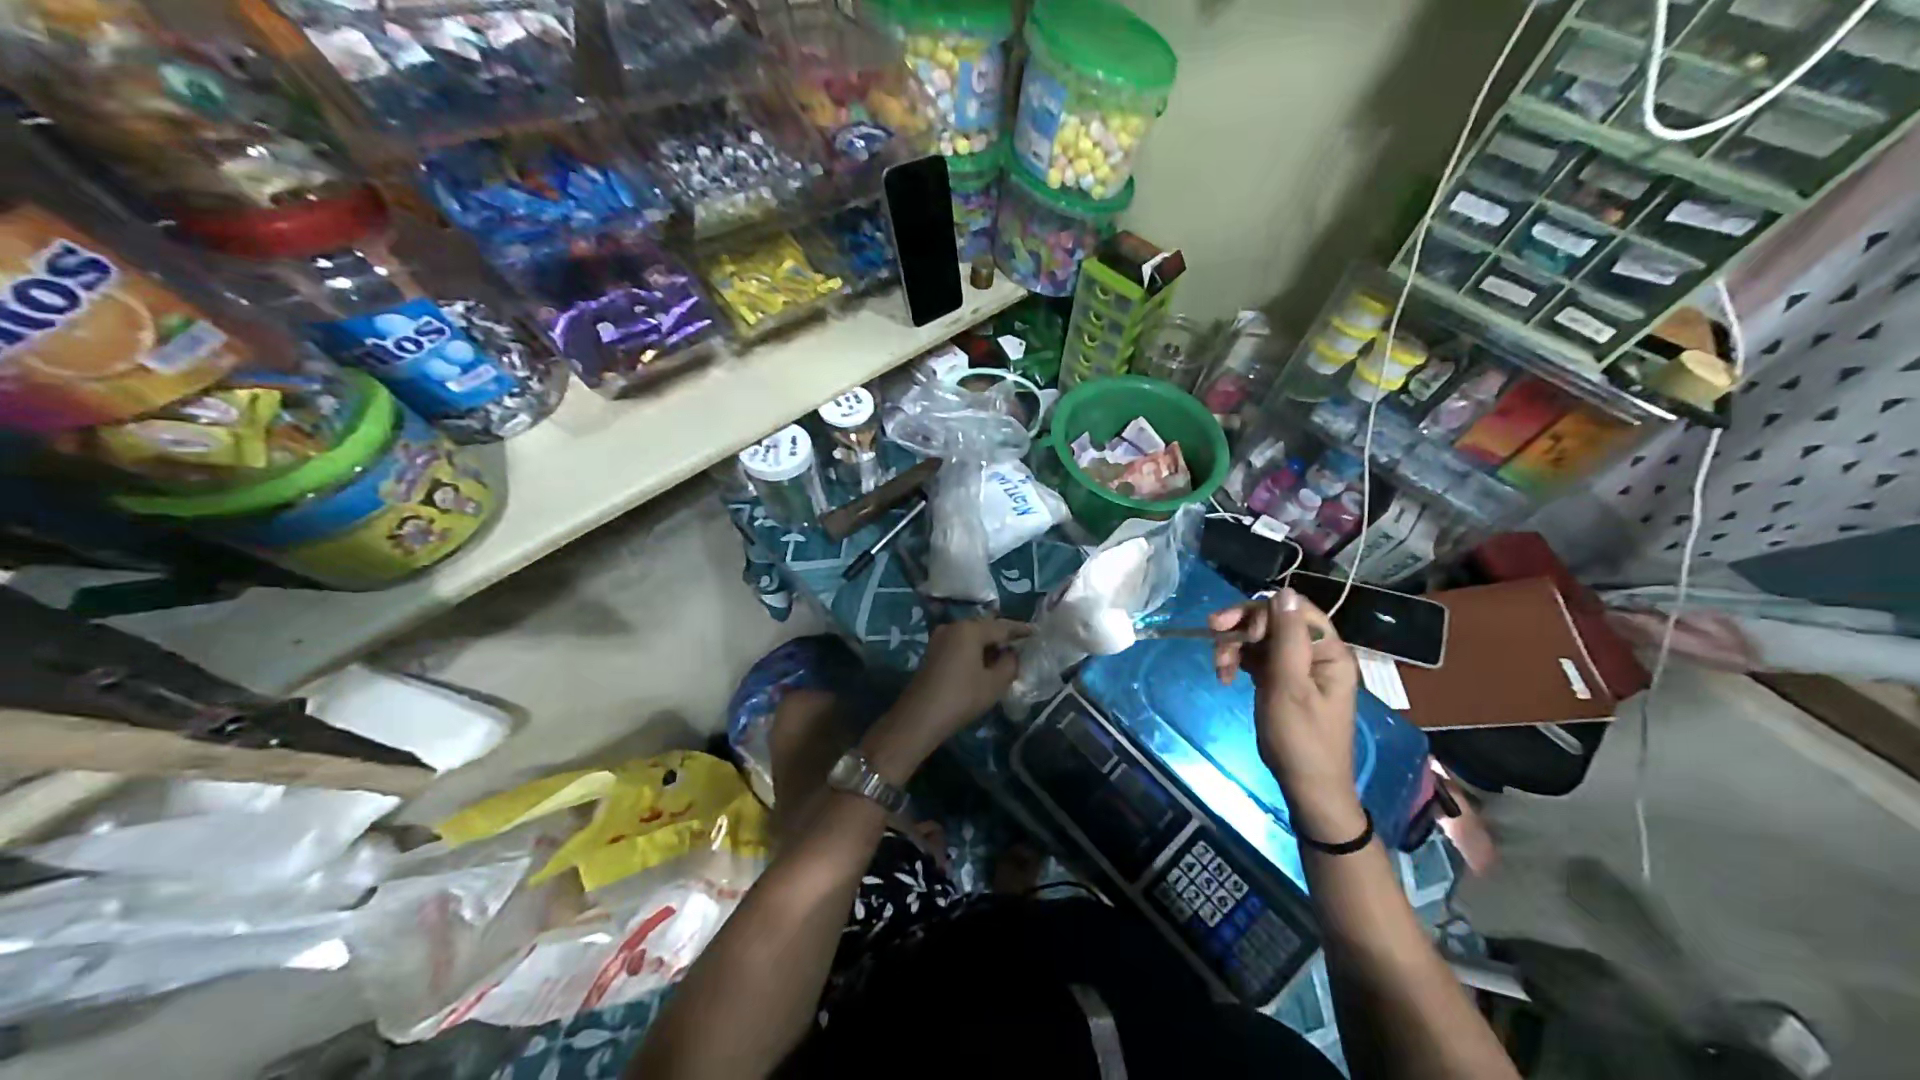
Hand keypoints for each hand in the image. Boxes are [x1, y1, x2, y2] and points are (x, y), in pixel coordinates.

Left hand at [863, 617, 1030, 782]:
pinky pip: (960, 645)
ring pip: (971, 636)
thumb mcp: (994, 683)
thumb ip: (1010, 664)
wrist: (919, 717)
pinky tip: (984, 664)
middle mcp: (953, 626)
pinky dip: (974, 651)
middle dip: (1003, 637)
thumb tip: (1012, 653)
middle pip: (985, 628)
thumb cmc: (961, 697)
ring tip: (1006, 657)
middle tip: (1022, 646)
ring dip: (988, 645)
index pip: (1003, 626)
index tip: (1036, 632)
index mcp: (969, 629)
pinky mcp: (932, 652)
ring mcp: (939, 638)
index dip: (1021, 630)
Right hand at [1209, 588, 1366, 843]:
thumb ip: (1286, 636)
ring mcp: (1299, 669)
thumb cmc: (1300, 738)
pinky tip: (1226, 677)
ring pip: (1261, 640)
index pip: (1294, 610)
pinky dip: (1240, 662)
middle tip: (1212, 637)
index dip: (1260, 612)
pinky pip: (1259, 659)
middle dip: (1242, 628)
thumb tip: (1284, 591)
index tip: (1231, 628)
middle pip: (1274, 622)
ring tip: (1219, 670)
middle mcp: (1316, 654)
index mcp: (1328, 652)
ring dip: (1236, 647)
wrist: (1307, 787)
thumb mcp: (1289, 685)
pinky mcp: (1283, 682)